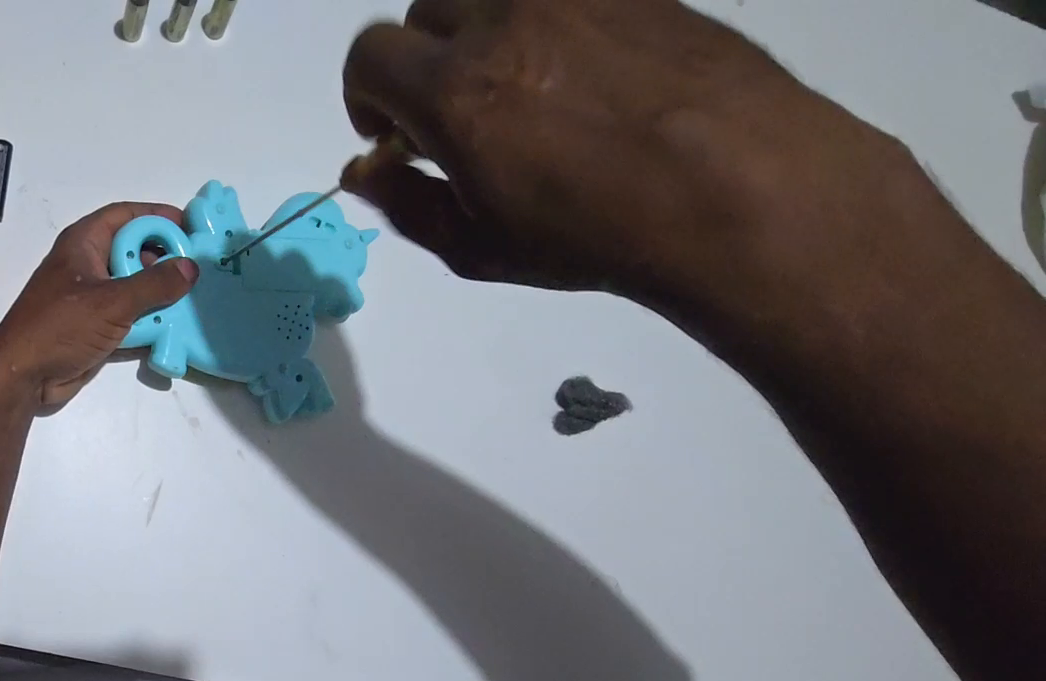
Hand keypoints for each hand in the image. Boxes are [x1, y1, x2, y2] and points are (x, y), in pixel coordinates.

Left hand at [0, 202, 199, 408]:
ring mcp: (89, 298)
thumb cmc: (61, 328)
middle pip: (133, 251)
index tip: (190, 226)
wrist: (23, 376)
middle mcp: (86, 265)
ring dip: (158, 292)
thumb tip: (191, 267)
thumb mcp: (112, 302)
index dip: (158, 216)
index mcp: (83, 243)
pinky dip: (147, 318)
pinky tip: (172, 325)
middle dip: (164, 258)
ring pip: (132, 286)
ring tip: (192, 297)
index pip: (126, 216)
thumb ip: (155, 284)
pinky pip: (127, 315)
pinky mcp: (93, 327)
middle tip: (197, 268)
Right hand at [340, 0, 924, 319]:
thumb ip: (404, 201)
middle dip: (417, 64)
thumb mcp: (473, 245)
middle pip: (422, 13)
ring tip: (507, 89)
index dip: (363, 97)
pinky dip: (535, 24)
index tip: (389, 134)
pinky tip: (568, 75)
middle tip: (448, 117)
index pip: (369, 56)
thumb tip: (364, 172)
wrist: (729, 188)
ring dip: (472, 35)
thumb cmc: (586, 234)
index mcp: (456, 92)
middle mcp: (504, 21)